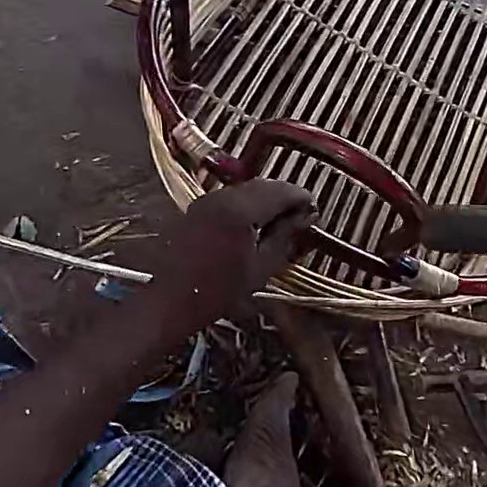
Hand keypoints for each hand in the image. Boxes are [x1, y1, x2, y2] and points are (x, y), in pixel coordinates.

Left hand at [145, 181, 312, 332]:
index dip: (301, 197)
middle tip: (302, 214)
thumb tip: (306, 217)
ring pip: (245, 190)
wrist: (171, 300)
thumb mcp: (261, 267)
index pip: (280, 191)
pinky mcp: (197, 208)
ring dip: (266, 199)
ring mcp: (207, 200)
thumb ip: (285, 237)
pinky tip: (255, 223)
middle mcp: (223, 196)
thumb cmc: (220, 290)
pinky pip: (230, 198)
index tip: (315, 209)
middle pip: (262, 186)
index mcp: (241, 208)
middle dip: (284, 196)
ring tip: (281, 220)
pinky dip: (247, 204)